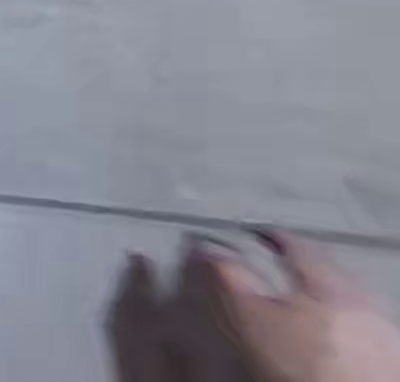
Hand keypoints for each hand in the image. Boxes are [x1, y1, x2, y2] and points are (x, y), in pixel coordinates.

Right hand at [195, 230, 399, 381]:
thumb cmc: (291, 357)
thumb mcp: (248, 313)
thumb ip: (227, 273)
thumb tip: (206, 245)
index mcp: (334, 289)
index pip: (301, 248)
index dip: (272, 235)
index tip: (251, 230)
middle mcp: (369, 305)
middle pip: (331, 268)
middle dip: (301, 259)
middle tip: (272, 254)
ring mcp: (386, 332)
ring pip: (349, 291)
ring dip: (321, 281)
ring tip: (296, 283)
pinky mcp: (391, 352)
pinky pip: (360, 312)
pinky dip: (337, 303)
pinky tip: (323, 313)